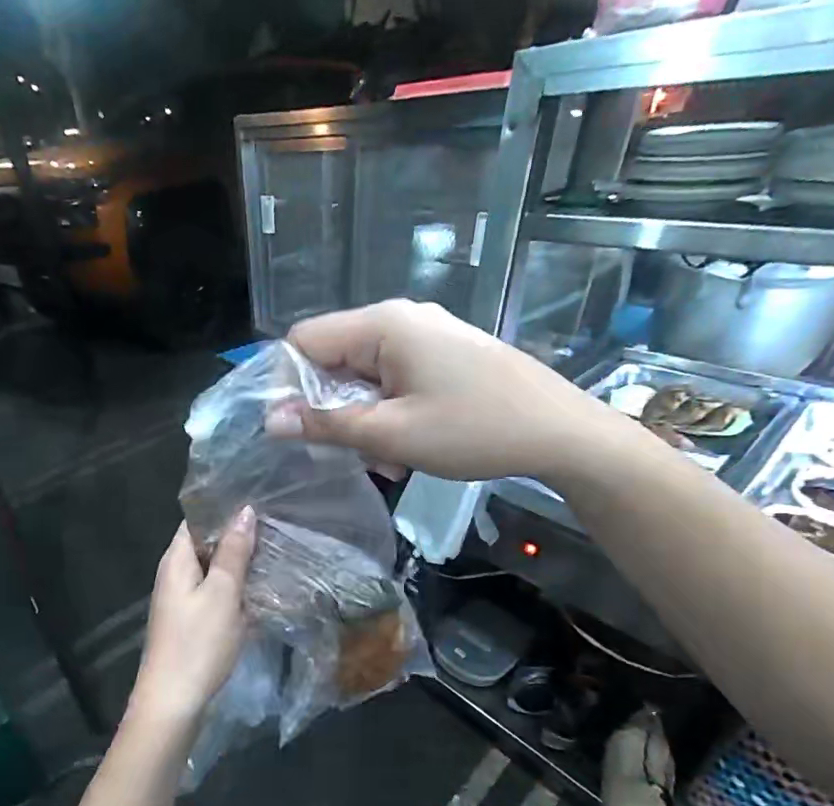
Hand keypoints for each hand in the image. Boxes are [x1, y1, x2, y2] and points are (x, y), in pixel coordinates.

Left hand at [124, 511, 256, 748]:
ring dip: (240, 565)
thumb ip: (233, 552)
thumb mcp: (222, 593)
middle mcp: (175, 574)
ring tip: (278, 551)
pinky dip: (236, 590)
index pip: (197, 519)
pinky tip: (262, 589)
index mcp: (176, 560)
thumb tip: (244, 512)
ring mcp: (182, 599)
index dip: (224, 509)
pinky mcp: (192, 621)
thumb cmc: (198, 642)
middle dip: (238, 537)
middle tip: (278, 525)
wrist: (174, 700)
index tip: (259, 500)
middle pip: (207, 544)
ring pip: (215, 571)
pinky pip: (216, 595)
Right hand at [266, 299, 630, 482]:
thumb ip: (325, 424)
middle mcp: (400, 319)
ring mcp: (425, 334)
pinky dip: (385, 410)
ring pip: (360, 373)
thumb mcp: (391, 434)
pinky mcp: (441, 353)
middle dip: (328, 406)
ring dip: (359, 416)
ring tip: (383, 457)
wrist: (563, 433)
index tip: (294, 427)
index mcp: (384, 325)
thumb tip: (271, 420)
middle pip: (331, 356)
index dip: (287, 383)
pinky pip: (390, 378)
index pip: (303, 340)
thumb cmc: (474, 430)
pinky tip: (404, 445)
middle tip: (345, 450)